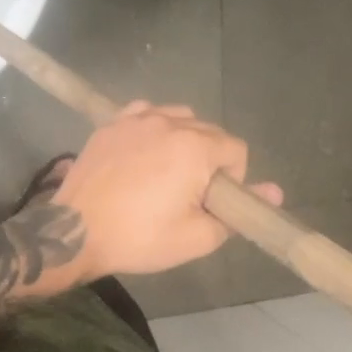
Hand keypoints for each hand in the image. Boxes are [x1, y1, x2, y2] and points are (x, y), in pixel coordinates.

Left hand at [52, 101, 282, 278]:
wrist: (75, 232)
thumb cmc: (138, 238)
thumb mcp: (195, 238)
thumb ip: (236, 213)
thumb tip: (275, 192)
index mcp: (195, 148)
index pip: (236, 149)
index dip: (233, 179)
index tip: (212, 202)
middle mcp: (168, 123)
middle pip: (208, 132)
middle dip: (209, 160)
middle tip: (188, 195)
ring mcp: (135, 119)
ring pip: (177, 118)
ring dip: (182, 140)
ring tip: (166, 173)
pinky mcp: (109, 124)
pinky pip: (144, 113)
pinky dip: (152, 128)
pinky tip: (143, 152)